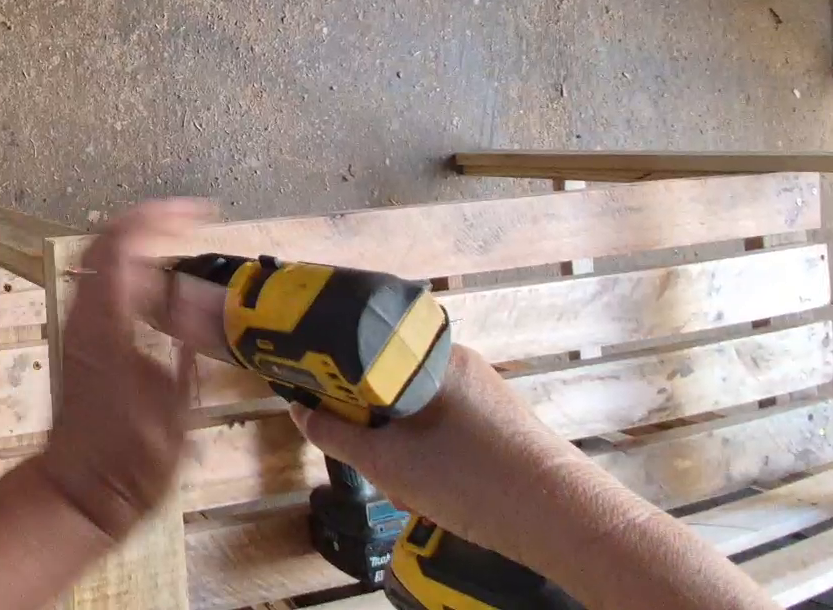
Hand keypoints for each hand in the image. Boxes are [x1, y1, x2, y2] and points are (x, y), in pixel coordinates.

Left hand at [35, 199, 227, 538]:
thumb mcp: (173, 414)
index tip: (198, 212)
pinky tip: (155, 277)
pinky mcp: (77, 334)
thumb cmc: (129, 460)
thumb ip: (181, 352)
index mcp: (108, 324)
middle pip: (106, 241)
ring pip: (99, 257)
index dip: (159, 218)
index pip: (124, 246)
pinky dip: (127, 263)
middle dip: (149, 219)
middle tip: (190, 217)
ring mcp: (76, 322)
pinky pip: (99, 280)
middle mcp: (85, 313)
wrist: (79, 486)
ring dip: (137, 239)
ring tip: (177, 237)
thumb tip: (190, 297)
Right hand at [288, 344, 647, 561]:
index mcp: (428, 355)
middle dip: (365, 416)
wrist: (577, 531)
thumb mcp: (387, 463)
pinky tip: (429, 485)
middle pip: (383, 376)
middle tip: (359, 450)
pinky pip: (441, 420)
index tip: (314, 397)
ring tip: (399, 480)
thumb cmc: (474, 481)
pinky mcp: (500, 422)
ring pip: (412, 403)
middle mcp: (455, 362)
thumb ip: (334, 434)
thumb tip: (299, 411)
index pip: (358, 345)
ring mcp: (482, 392)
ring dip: (395, 438)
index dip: (329, 371)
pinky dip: (424, 446)